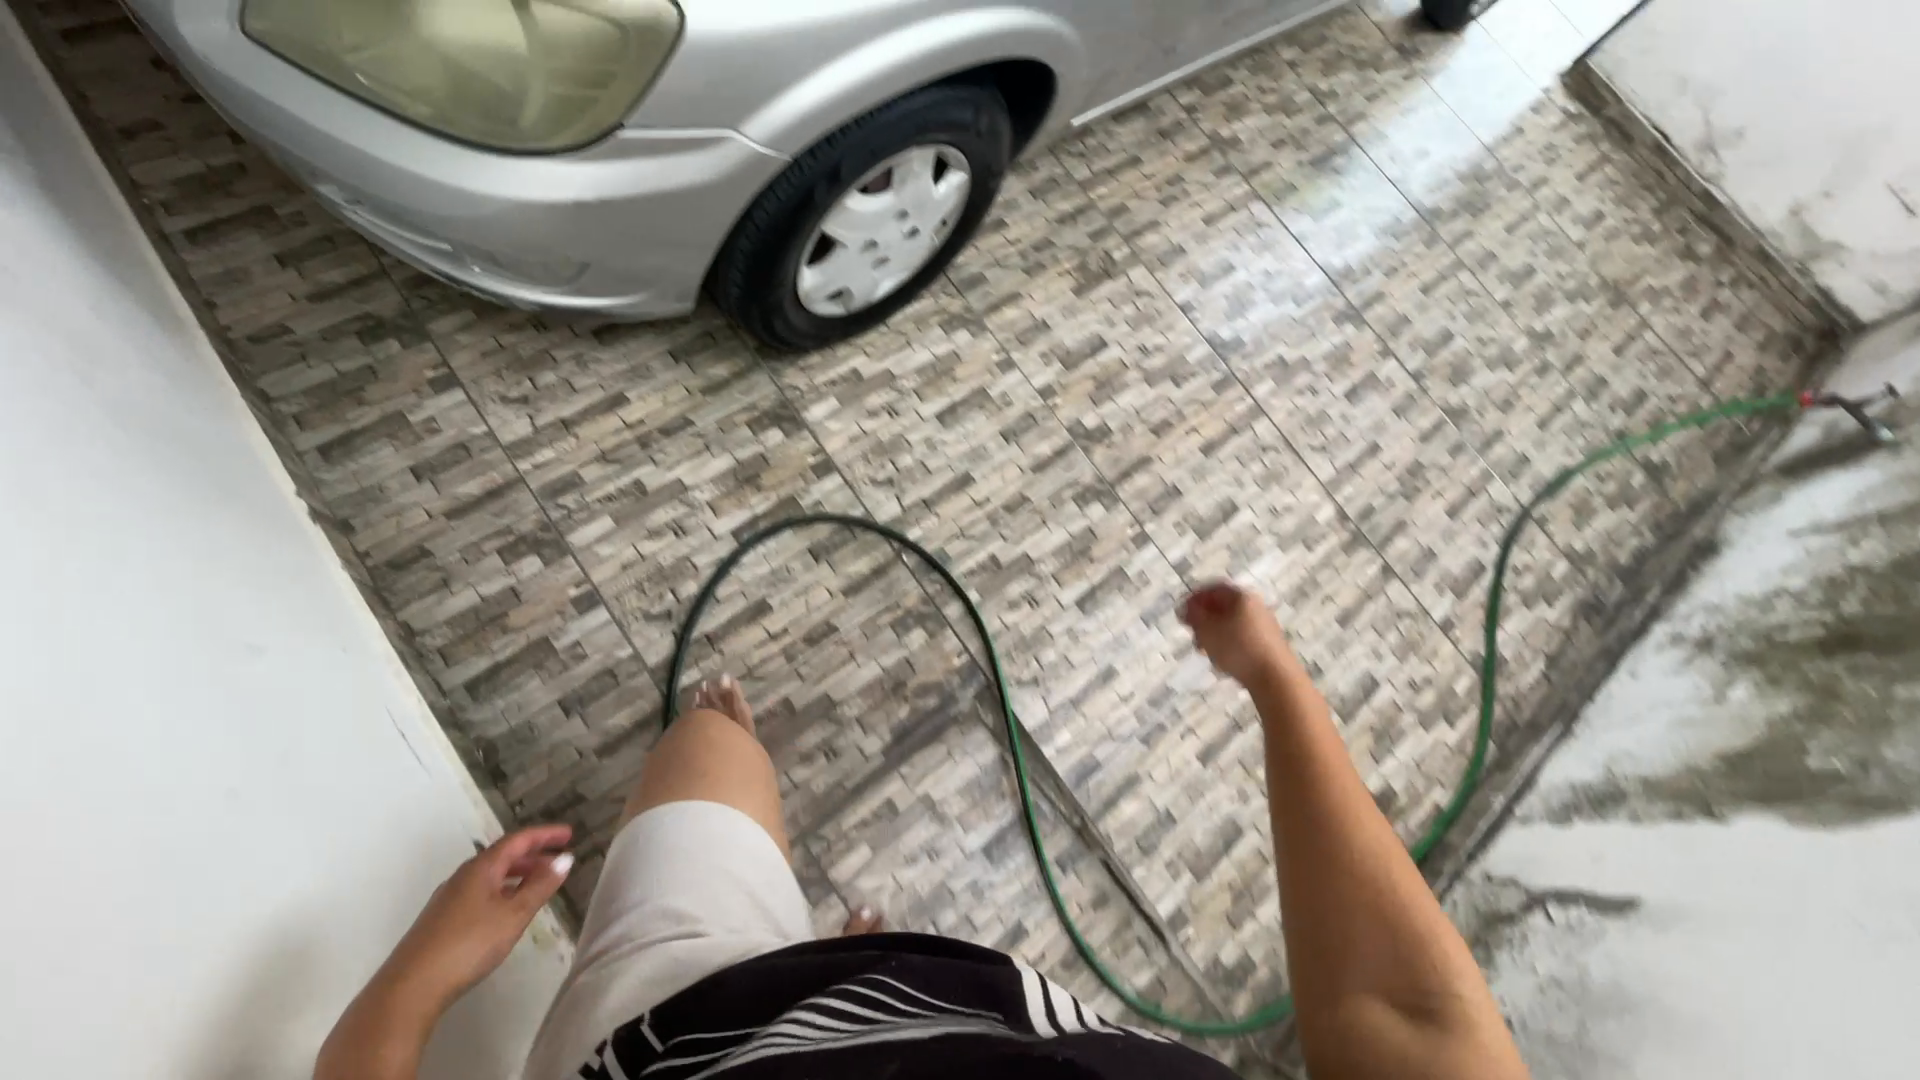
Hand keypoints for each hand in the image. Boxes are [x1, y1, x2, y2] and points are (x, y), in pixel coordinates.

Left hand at [376, 825, 574, 1014]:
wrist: (409, 989)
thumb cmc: (468, 945)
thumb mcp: (513, 915)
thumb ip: (541, 886)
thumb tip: (565, 858)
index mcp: (481, 868)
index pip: (519, 840)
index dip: (545, 834)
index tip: (570, 834)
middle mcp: (463, 877)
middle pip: (503, 855)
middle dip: (534, 855)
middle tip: (559, 861)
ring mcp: (448, 899)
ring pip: (490, 876)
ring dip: (518, 874)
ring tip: (540, 884)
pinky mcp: (441, 920)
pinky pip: (480, 892)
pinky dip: (503, 890)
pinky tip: (508, 909)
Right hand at [1178, 581, 1296, 688]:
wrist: (1275, 677)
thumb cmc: (1237, 648)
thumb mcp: (1207, 629)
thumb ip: (1193, 615)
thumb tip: (1186, 608)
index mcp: (1241, 596)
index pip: (1214, 588)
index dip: (1195, 597)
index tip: (1182, 613)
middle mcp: (1256, 606)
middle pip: (1224, 606)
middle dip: (1204, 619)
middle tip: (1192, 633)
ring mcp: (1265, 625)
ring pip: (1232, 623)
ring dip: (1214, 633)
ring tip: (1204, 650)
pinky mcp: (1269, 643)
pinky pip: (1242, 637)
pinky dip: (1228, 643)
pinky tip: (1222, 659)